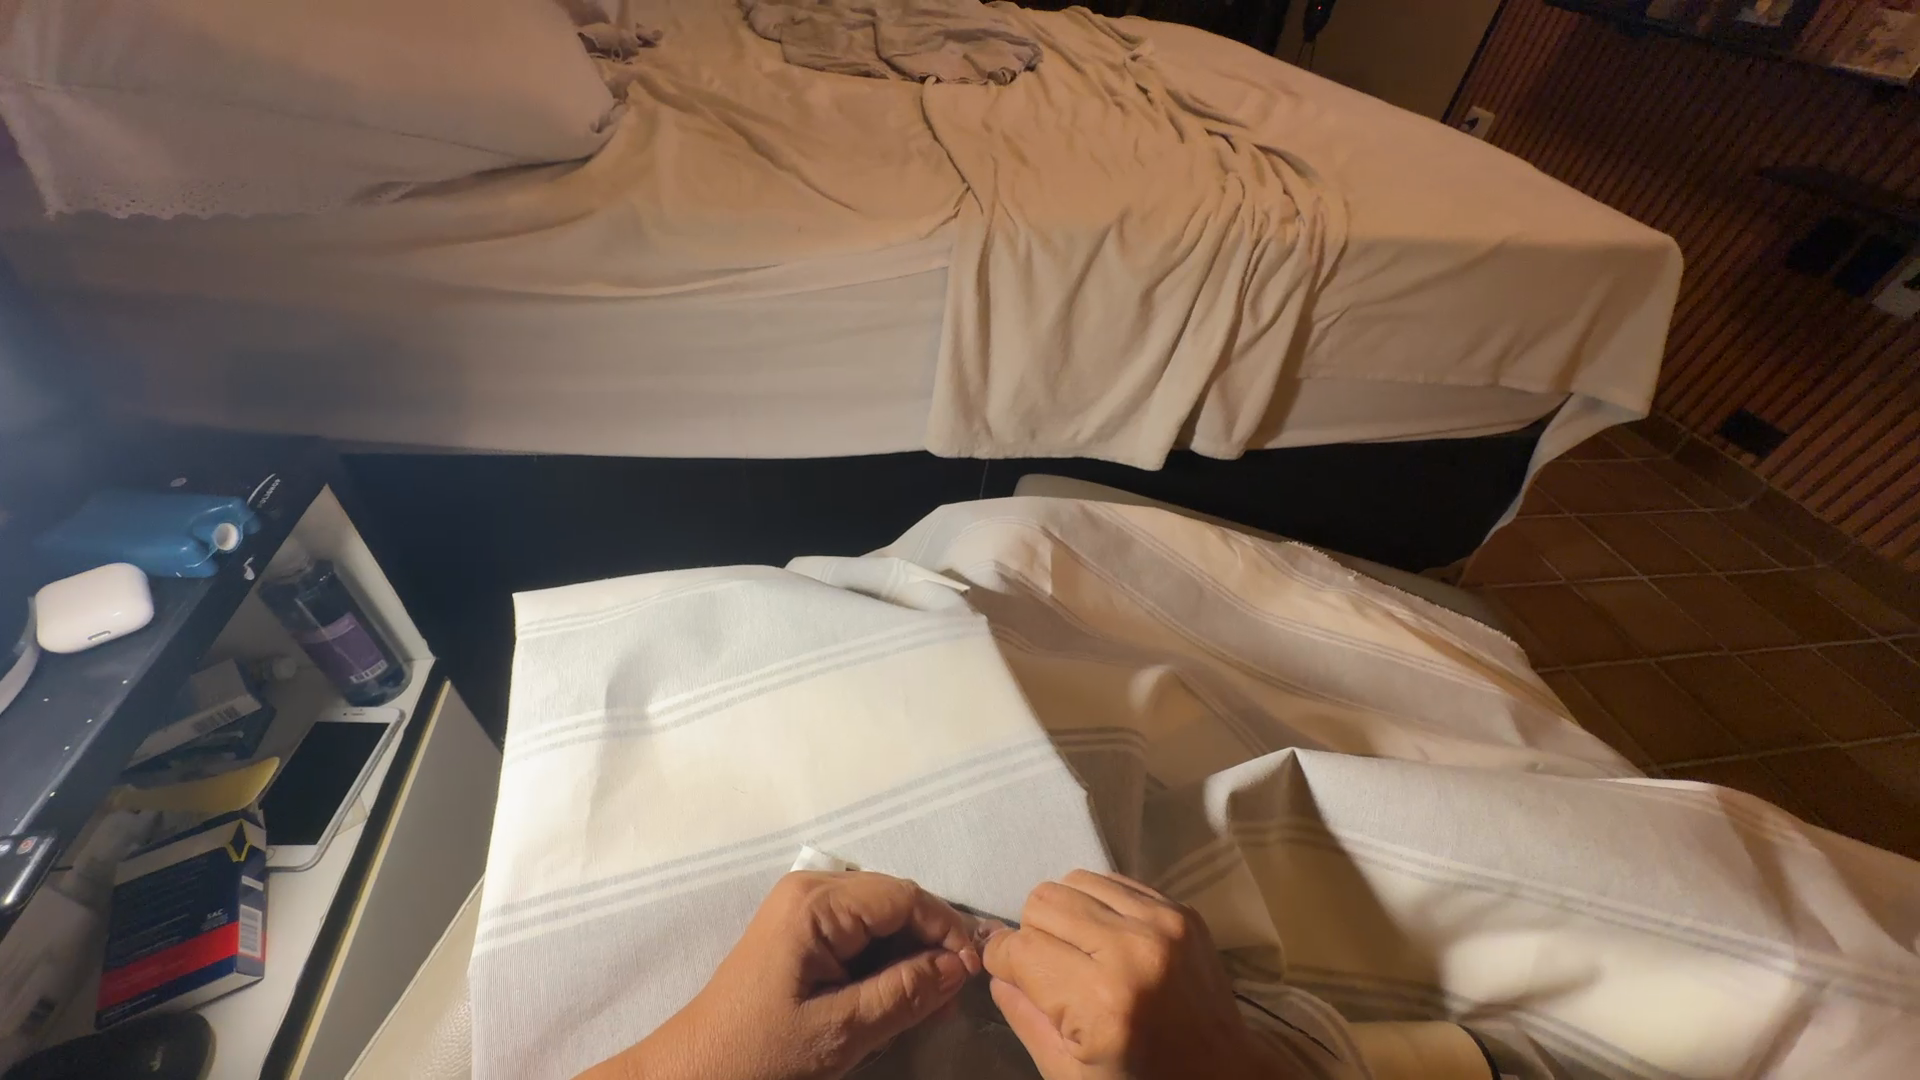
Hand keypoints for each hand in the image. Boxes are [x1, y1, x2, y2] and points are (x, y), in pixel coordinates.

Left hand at [582, 871, 984, 1079]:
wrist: (690, 1076)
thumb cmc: (760, 1055)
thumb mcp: (840, 1032)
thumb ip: (904, 993)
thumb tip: (962, 966)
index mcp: (817, 902)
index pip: (903, 896)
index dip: (946, 928)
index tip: (975, 972)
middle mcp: (812, 888)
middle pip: (892, 901)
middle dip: (929, 943)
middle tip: (955, 994)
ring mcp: (804, 906)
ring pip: (879, 917)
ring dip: (909, 954)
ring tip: (932, 1001)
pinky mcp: (801, 928)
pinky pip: (857, 931)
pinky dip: (883, 960)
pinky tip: (896, 994)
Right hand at [983, 870, 1289, 1079]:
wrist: (1228, 1077)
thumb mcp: (1072, 1076)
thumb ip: (1026, 1018)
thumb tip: (997, 970)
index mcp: (1102, 1003)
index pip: (1021, 949)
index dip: (1001, 958)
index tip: (1004, 967)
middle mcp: (1132, 949)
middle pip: (1043, 901)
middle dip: (1033, 934)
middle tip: (1050, 966)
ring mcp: (1162, 922)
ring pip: (1074, 879)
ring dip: (1066, 912)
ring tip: (1081, 949)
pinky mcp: (1180, 908)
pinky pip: (1112, 879)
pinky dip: (1099, 904)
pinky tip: (1109, 937)